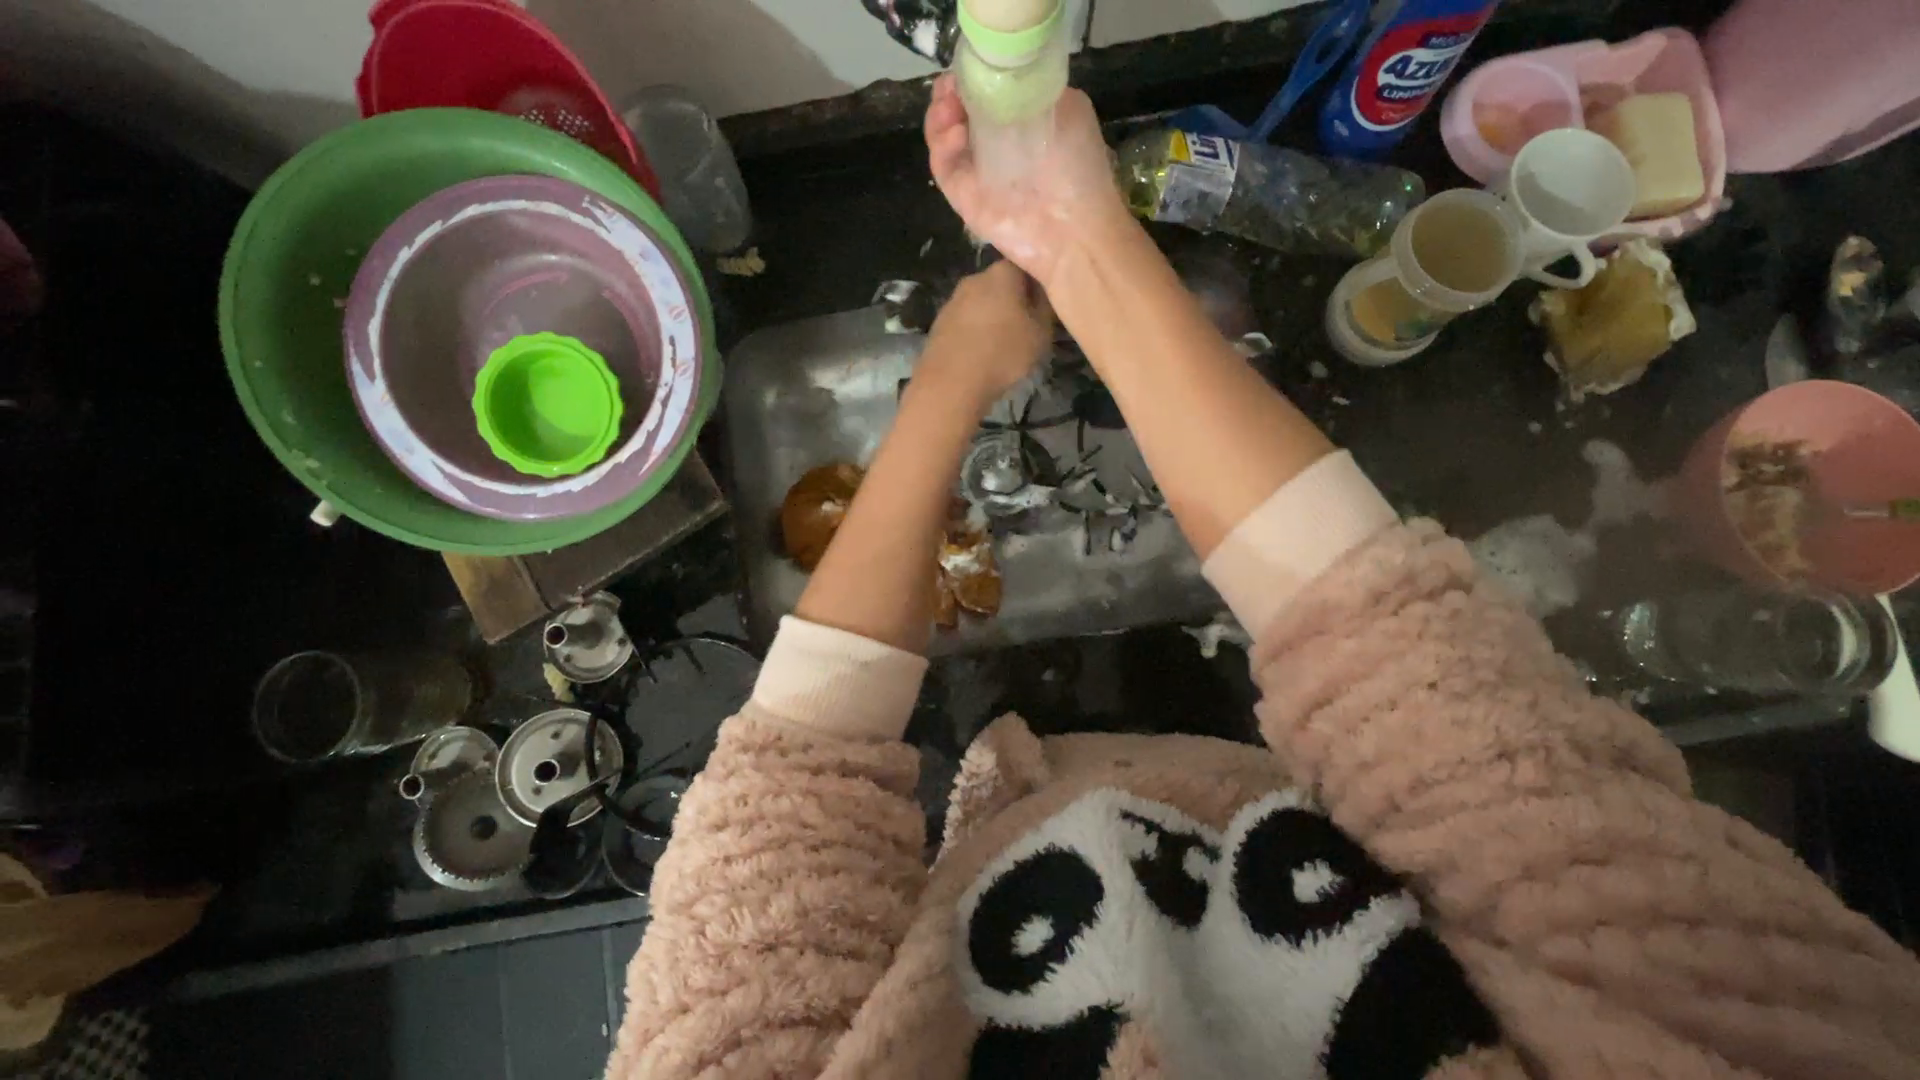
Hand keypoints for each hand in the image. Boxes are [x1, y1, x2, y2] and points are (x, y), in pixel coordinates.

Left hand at [918, 261, 1053, 410]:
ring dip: (992, 316)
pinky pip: (965, 321)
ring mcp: (953, 300)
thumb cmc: (1003, 354)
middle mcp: (974, 278)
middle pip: (1000, 283)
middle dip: (1013, 299)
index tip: (1043, 305)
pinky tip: (981, 352)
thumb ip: (1044, 306)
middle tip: (1026, 326)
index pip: (1024, 264)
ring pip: (981, 302)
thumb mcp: (1041, 333)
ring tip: (1003, 343)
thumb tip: (1041, 292)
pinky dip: (975, 331)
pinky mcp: (939, 322)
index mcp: (1001, 273)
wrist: (950, 384)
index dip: (1036, 283)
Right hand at [925, 75, 1136, 289]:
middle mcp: (996, 144)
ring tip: (949, 105)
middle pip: (959, 111)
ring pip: (944, 136)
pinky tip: (953, 133)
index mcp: (1021, 121)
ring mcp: (977, 171)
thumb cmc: (1078, 168)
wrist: (1073, 232)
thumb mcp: (1067, 110)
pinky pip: (942, 166)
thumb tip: (1006, 77)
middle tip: (951, 86)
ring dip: (940, 115)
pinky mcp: (963, 196)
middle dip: (950, 93)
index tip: (970, 66)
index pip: (987, 92)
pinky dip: (941, 146)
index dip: (974, 76)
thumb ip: (1034, 90)